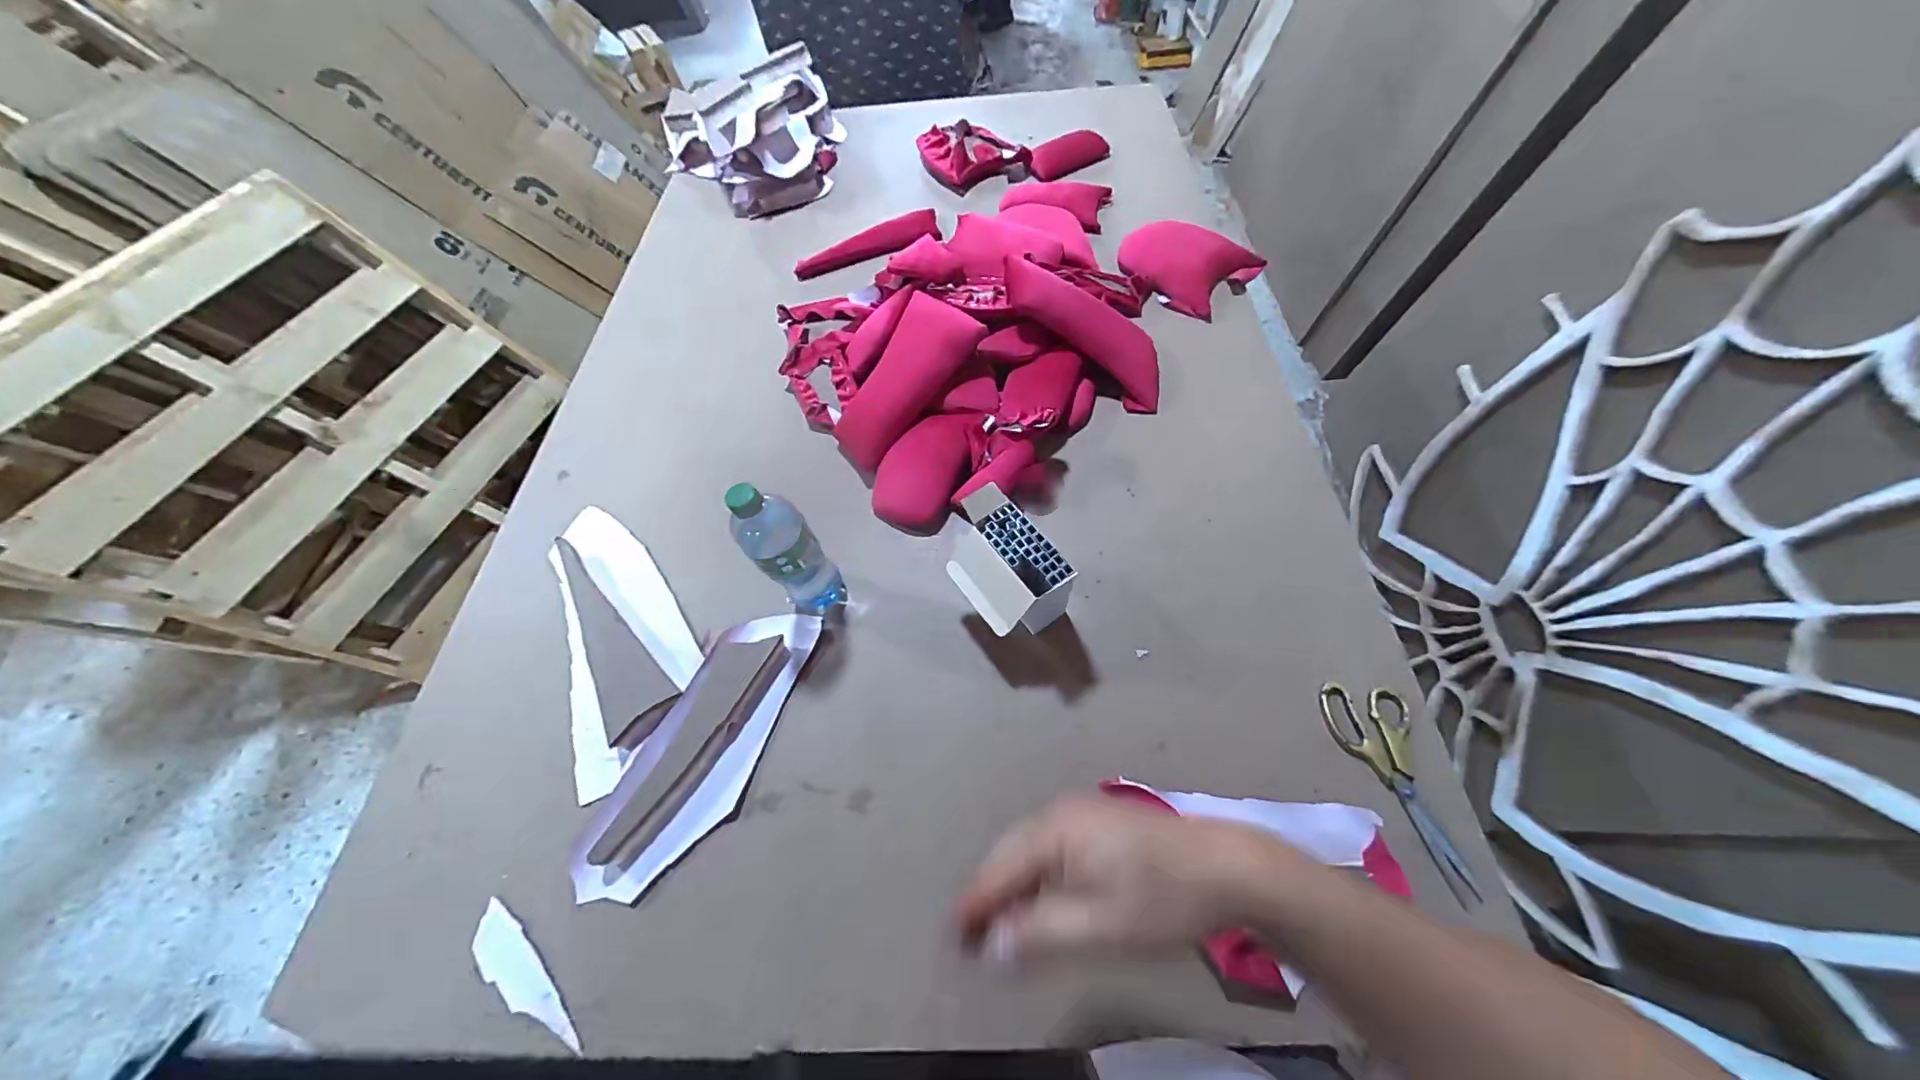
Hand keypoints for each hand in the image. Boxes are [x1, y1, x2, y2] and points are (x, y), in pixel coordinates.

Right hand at [955, 795, 1308, 965]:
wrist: (1225, 868)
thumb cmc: (1159, 899)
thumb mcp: (1097, 926)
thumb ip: (1038, 934)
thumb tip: (991, 945)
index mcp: (1052, 830)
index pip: (998, 871)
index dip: (975, 908)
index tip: (956, 940)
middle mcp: (1059, 813)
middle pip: (1009, 855)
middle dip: (990, 895)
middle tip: (975, 937)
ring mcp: (1081, 813)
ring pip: (1030, 850)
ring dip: (1013, 886)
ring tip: (1004, 923)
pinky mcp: (1100, 822)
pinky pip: (1052, 848)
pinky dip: (1037, 875)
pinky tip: (1043, 899)